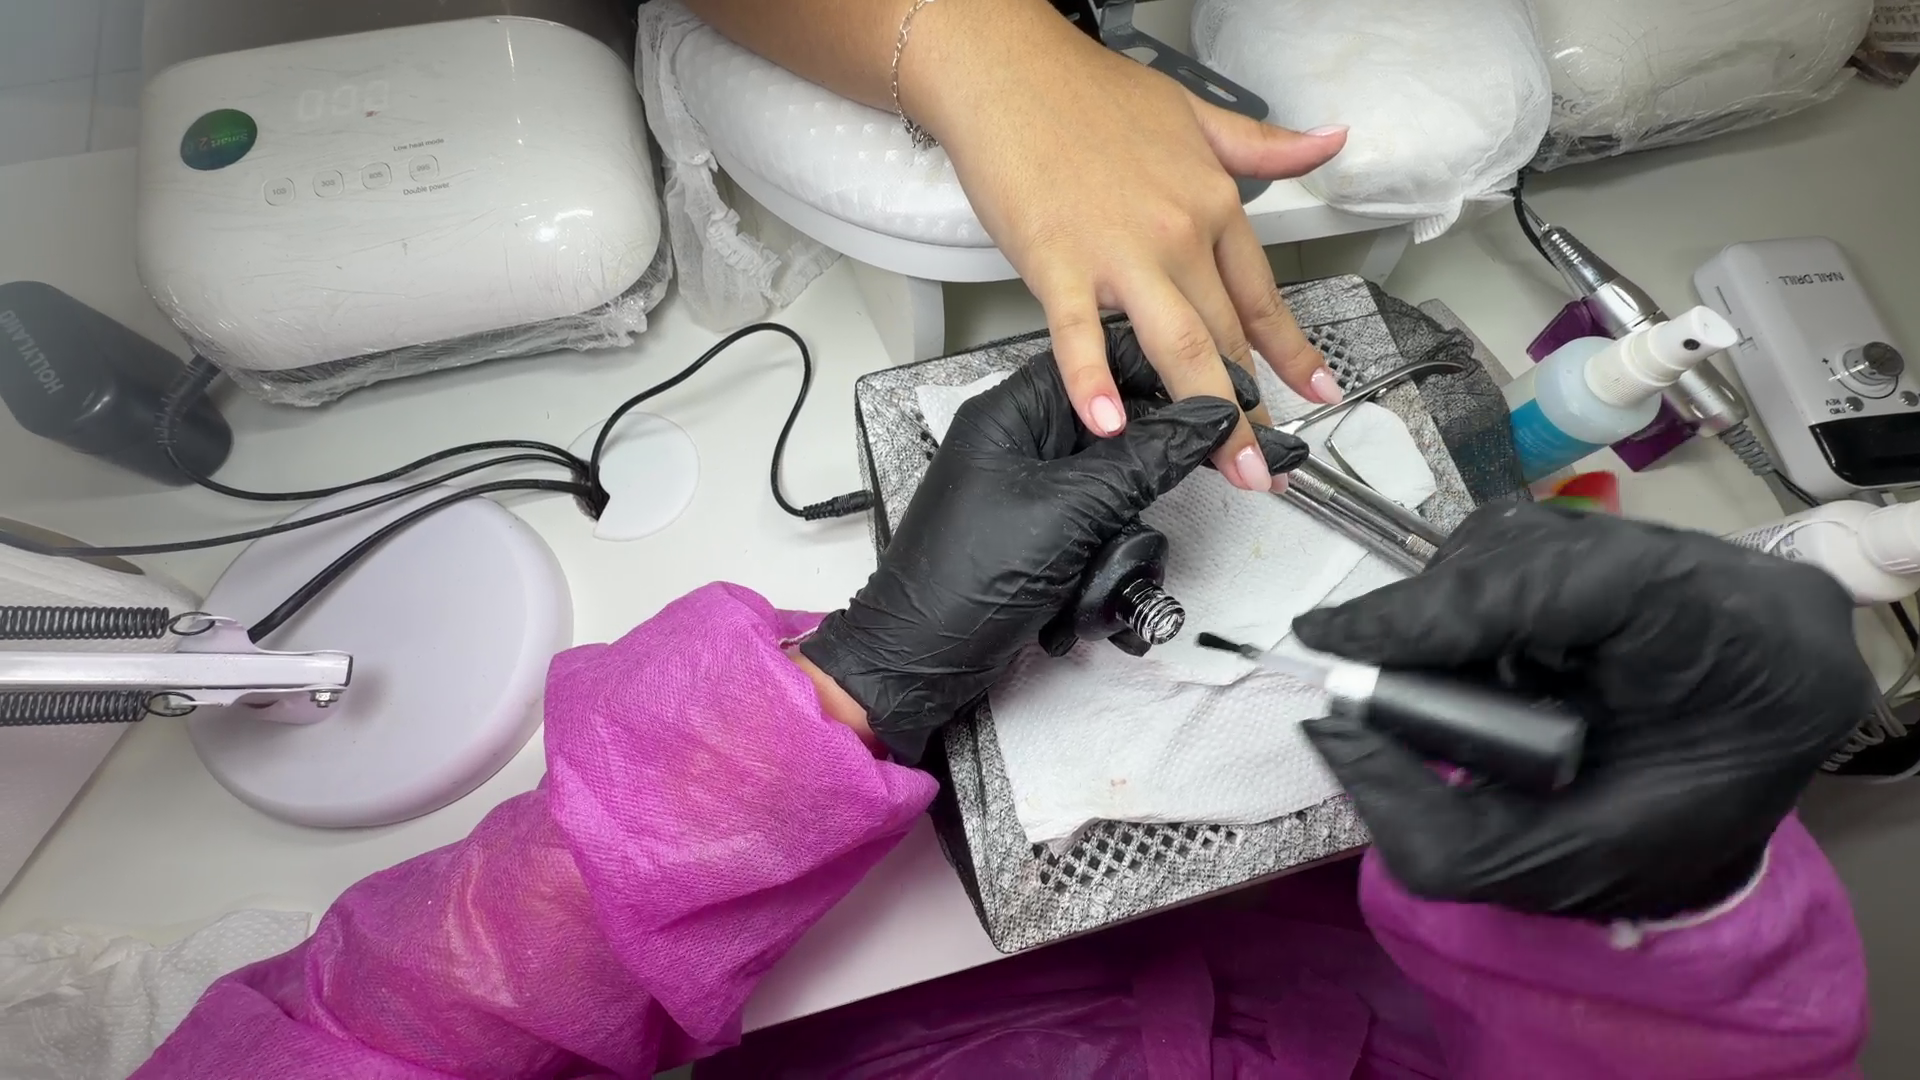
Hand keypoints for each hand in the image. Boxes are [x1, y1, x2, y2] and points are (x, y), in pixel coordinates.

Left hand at [803, 328, 1307, 762]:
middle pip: (1117, 419)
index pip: (1104, 362)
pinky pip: (1099, 513)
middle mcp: (1025, 439)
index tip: (1230, 395)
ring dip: (1144, 498)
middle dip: (1171, 443)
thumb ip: (1142, 461)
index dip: (1171, 373)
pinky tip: (1130, 556)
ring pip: (1115, 470)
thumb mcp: (1067, 509)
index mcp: (1015, 410)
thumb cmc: (970, 576)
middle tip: (1233, 458)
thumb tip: (1209, 419)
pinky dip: (1121, 534)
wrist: (925, 656)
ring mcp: (1034, 487)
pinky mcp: (1043, 529)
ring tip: (1181, 515)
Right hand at [902, 0, 1346, 491]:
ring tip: (1224, 469)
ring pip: (1176, 343)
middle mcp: (1178, 234)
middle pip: (1225, 338)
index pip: (1261, 297)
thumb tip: (1328, 143)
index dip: (1292, 353)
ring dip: (1205, 414)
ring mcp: (1118, 253)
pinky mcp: (1058, 264)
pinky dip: (1093, 380)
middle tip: (1266, 467)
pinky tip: (1106, 422)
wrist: (1012, 73)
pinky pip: (1080, 333)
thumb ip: (1262, 147)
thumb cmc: (1091, 99)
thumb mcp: (1196, 117)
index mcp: (1212, 204)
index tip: (1315, 394)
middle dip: (1251, 411)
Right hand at [1294, 502, 1876, 920]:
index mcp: (1748, 654)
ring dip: (1442, 602)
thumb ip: (1420, 822)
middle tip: (1355, 660)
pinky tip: (1462, 645)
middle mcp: (1721, 578)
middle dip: (1430, 610)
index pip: (1577, 586)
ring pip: (1513, 539)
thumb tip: (1326, 727)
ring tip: (1422, 663)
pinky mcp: (1620, 546)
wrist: (1697, 824)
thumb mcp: (1534, 869)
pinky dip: (1461, 595)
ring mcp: (1672, 550)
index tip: (1331, 637)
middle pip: (1533, 551)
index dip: (1441, 608)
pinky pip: (1512, 546)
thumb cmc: (1643, 854)